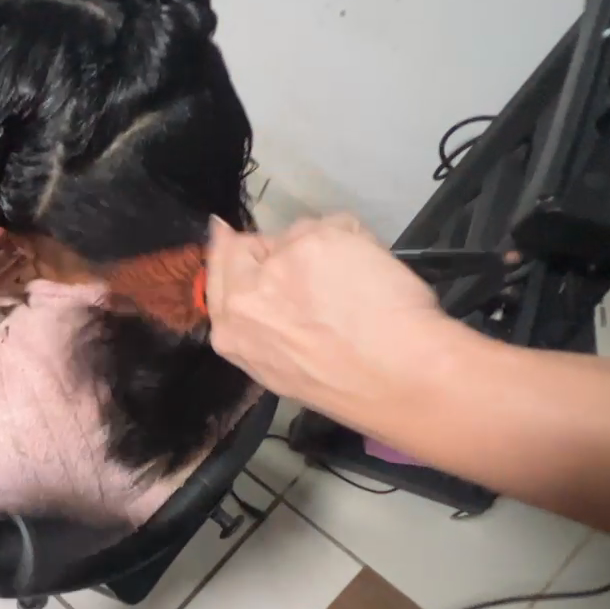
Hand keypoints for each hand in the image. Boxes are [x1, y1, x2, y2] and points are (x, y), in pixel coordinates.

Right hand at [205, 215, 457, 416]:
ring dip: (317, 248)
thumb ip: (255, 325)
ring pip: (293, 235)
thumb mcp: (274, 368)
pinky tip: (370, 272)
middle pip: (242, 246)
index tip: (251, 249)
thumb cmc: (341, 384)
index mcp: (230, 333)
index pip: (217, 275)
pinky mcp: (314, 241)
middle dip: (272, 249)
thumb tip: (254, 285)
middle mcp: (243, 296)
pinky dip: (354, 241)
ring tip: (350, 283)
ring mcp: (276, 266)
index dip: (234, 257)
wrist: (392, 375)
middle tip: (309, 263)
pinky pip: (332, 224)